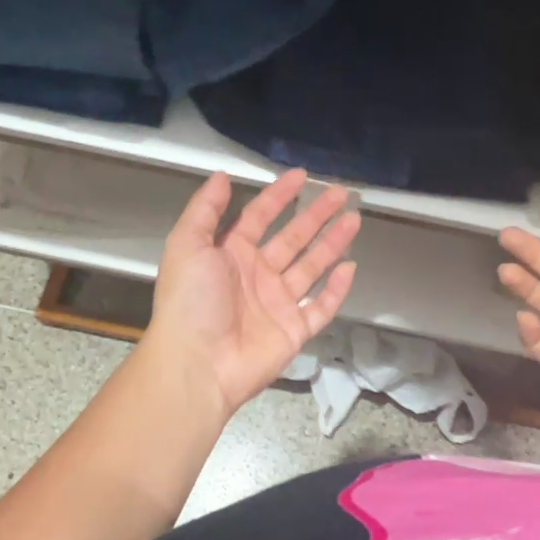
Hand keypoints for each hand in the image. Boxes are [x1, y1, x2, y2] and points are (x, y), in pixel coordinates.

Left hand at [145, 169, 358, 416]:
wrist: (197, 364)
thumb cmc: (190, 302)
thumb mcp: (186, 245)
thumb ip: (205, 209)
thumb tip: (222, 176)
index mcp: (230, 254)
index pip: (259, 217)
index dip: (279, 195)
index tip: (301, 175)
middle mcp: (256, 275)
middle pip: (292, 238)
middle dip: (315, 215)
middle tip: (339, 193)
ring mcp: (277, 304)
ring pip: (311, 267)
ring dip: (332, 243)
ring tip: (354, 219)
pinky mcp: (294, 330)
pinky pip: (321, 307)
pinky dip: (336, 290)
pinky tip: (350, 267)